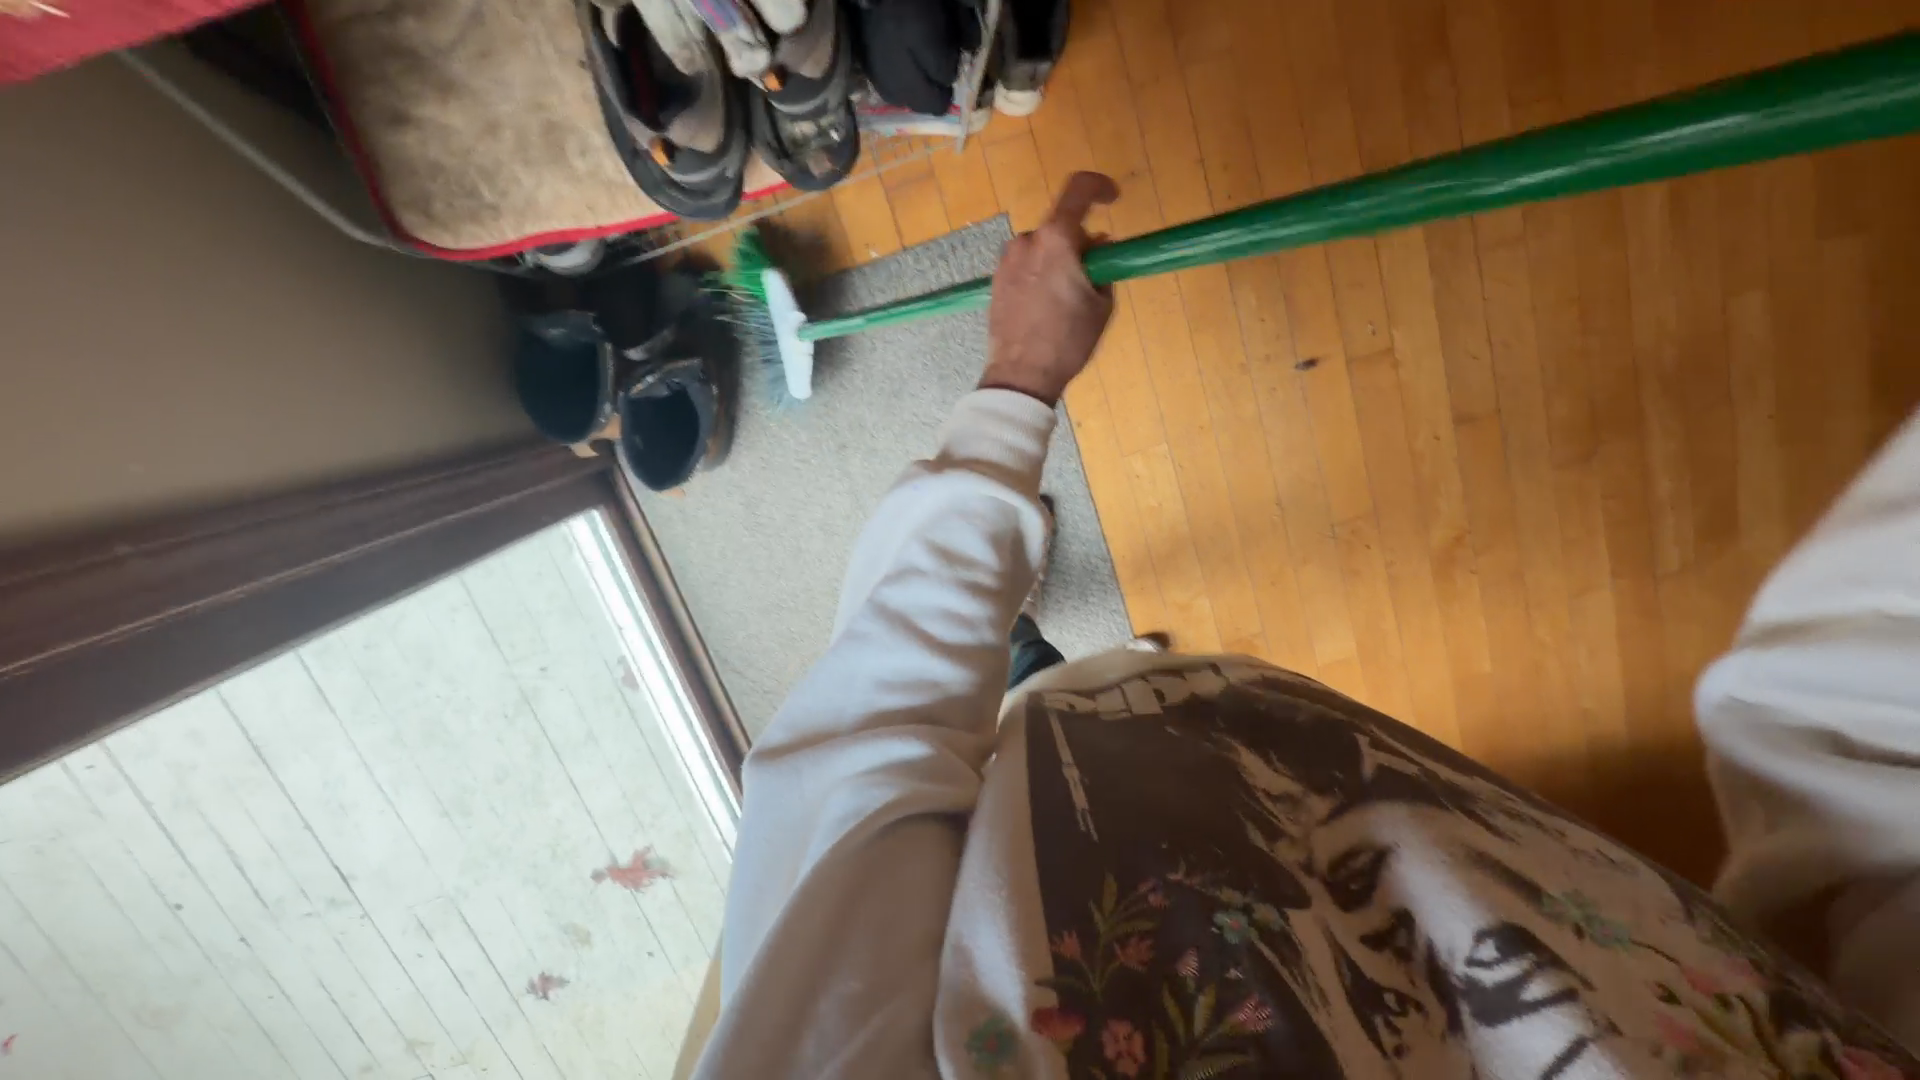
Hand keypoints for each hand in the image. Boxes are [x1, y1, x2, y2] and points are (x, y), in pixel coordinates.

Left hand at [979, 172, 1119, 405]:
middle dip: (1078, 242)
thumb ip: (1102, 266)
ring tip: (1066, 298)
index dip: (1099, 187)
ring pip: (1041, 248)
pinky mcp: (995, 281)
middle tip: (1092, 273)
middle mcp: (1026, 241)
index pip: (1078, 189)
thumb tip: (1096, 249)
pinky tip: (1045, 306)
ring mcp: (1006, 261)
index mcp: (1056, 239)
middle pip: (1059, 226)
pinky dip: (1039, 274)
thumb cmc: (1068, 340)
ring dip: (1056, 260)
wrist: (1021, 374)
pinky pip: (1024, 266)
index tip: (1112, 199)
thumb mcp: (1100, 305)